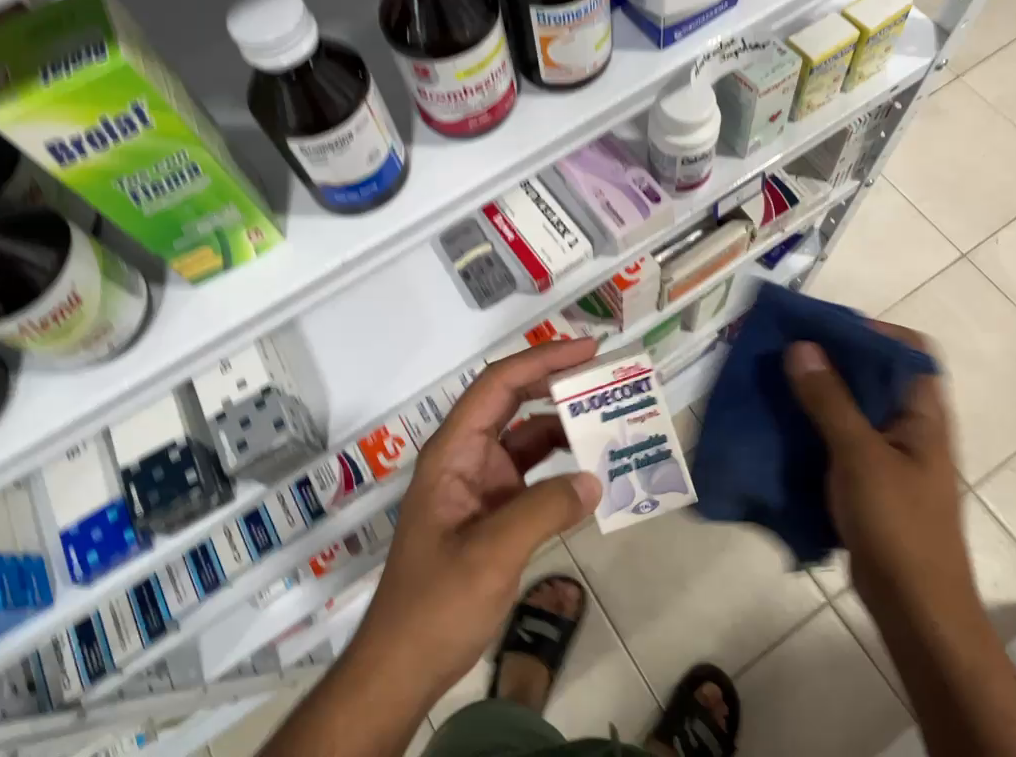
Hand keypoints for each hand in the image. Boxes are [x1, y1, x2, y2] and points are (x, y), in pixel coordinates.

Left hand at [349, 339, 602, 702]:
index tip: (588, 350)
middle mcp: (466, 460)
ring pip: (527, 441)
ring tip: (611, 421)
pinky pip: (534, 479)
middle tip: (607, 376)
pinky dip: (563, 472)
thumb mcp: (492, 553)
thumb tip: (595, 478)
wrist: (403, 665)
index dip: (542, 361)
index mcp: (453, 453)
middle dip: (557, 385)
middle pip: (513, 404)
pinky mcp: (494, 515)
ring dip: (565, 429)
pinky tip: (594, 476)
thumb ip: (545, 510)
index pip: (498, 387)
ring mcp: (480, 487)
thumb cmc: (436, 604)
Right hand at [784, 324, 973, 608]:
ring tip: (774, 383)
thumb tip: (802, 346)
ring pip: (854, 410)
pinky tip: (781, 428)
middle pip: (876, 377)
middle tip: (786, 351)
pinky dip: (814, 429)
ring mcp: (891, 457)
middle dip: (833, 360)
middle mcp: (911, 428)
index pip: (910, 350)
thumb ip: (830, 400)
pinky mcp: (870, 483)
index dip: (873, 331)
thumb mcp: (860, 456)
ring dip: (819, 395)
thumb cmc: (898, 524)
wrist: (915, 606)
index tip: (824, 329)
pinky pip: (840, 441)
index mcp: (924, 413)